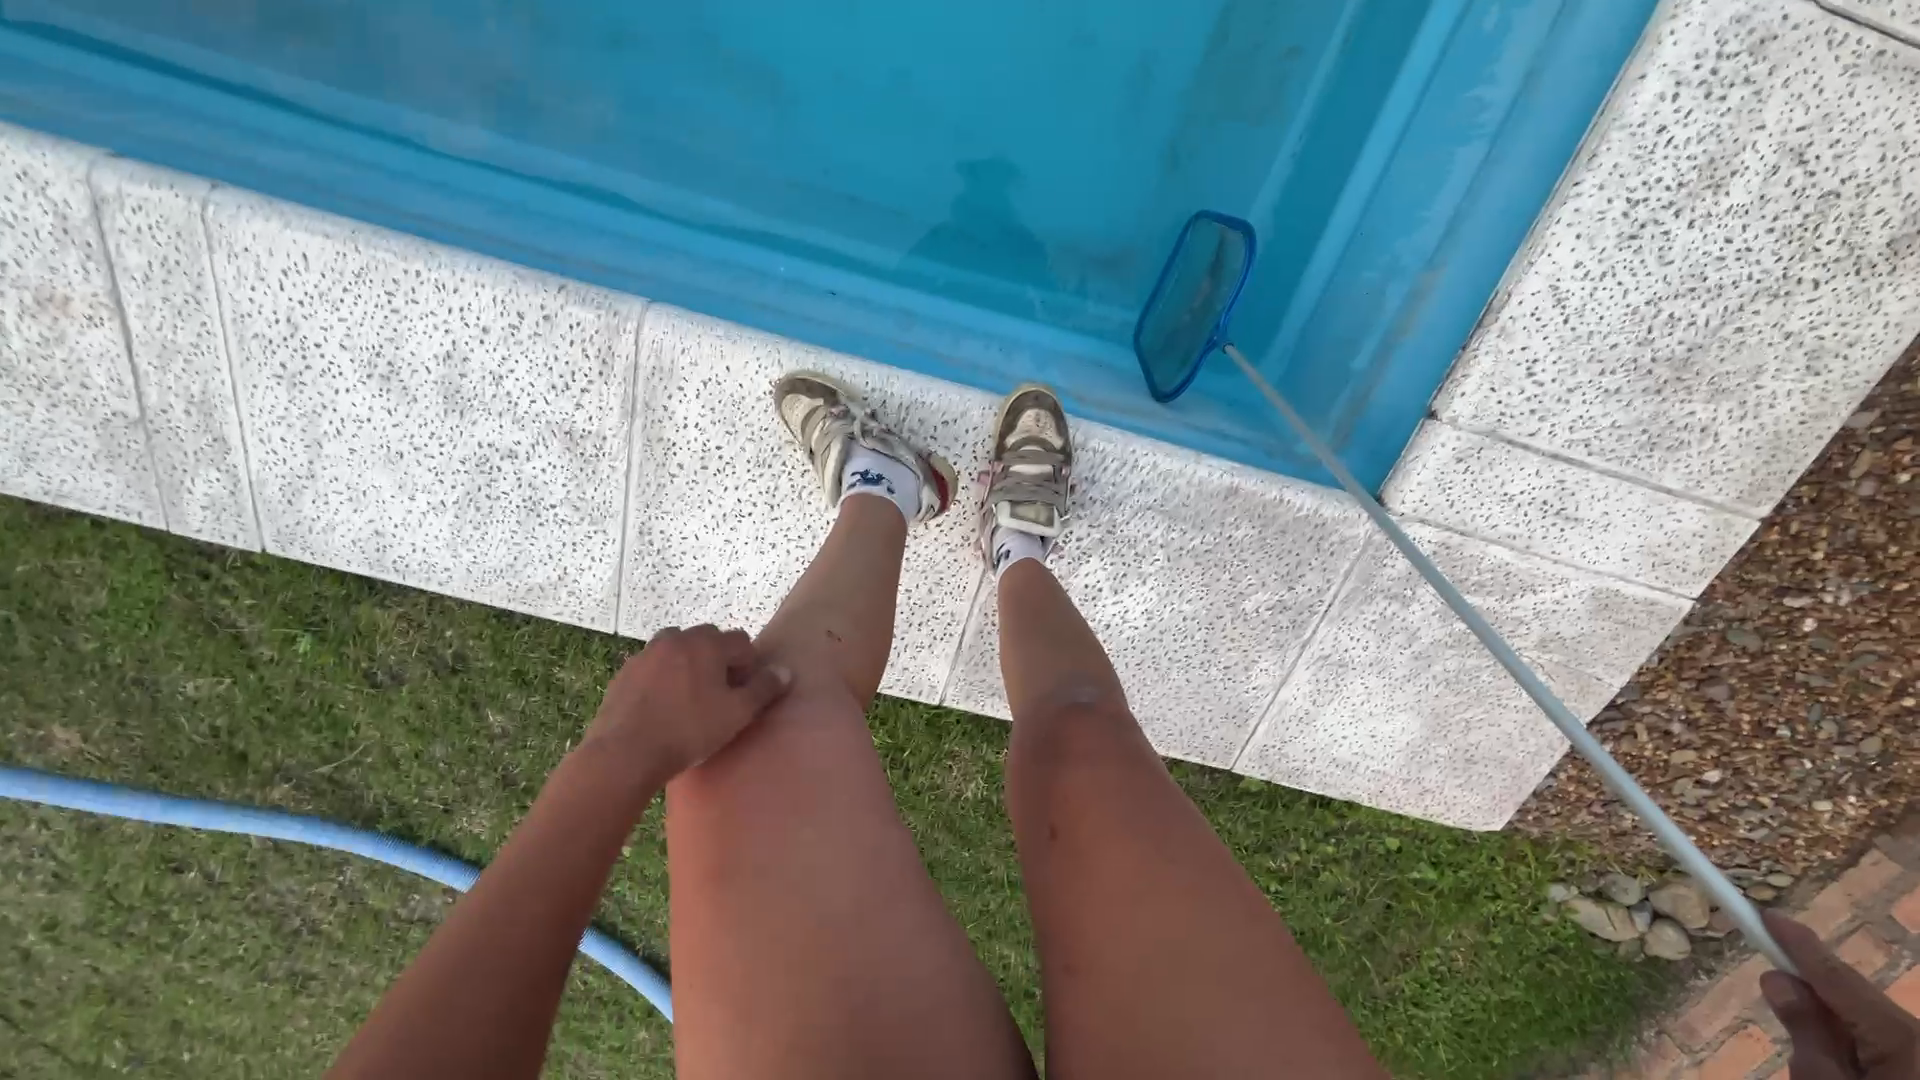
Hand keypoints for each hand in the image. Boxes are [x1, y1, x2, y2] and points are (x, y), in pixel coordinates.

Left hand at [580, 625, 791, 783]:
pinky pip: (654, 666)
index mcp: (707, 644)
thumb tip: (784, 670)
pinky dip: (663, 677)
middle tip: (719, 694)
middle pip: (708, 639)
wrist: (625, 752)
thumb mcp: (737, 714)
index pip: (741, 641)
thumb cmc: (689, 730)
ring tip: (689, 696)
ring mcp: (647, 654)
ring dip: (689, 663)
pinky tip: (663, 706)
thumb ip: (764, 689)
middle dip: (718, 660)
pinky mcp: (625, 672)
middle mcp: (677, 639)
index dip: (748, 666)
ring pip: (678, 649)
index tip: (742, 693)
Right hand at [1760, 911, 1919, 1078]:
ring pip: (1875, 1036)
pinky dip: (1868, 1063)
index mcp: (1906, 1040)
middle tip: (1799, 1046)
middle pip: (1858, 1009)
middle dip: (1820, 1013)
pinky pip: (1894, 1055)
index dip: (1798, 944)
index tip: (1765, 913)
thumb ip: (1807, 1033)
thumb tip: (1780, 981)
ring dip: (1845, 1046)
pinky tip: (1848, 1077)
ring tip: (1829, 1078)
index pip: (1837, 977)